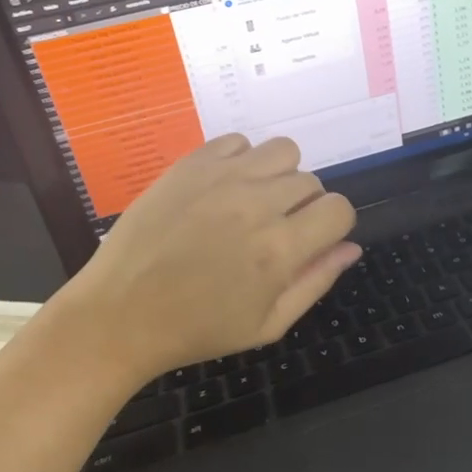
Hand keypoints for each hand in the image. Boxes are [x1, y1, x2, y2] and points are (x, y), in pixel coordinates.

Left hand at [65, 134, 359, 379]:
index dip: (332, 225)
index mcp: (280, 250)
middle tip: (272, 231)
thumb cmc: (197, 329)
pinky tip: (223, 189)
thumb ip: (316, 281)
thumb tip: (351, 247)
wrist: (120, 315)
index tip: (311, 239)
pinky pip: (239, 142)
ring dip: (278, 175)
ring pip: (282, 151)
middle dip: (303, 205)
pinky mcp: (191, 165)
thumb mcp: (267, 324)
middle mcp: (258, 205)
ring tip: (253, 201)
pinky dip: (241, 160)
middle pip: (310, 181)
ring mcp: (222, 179)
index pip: (338, 209)